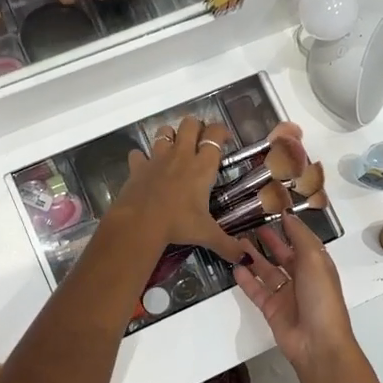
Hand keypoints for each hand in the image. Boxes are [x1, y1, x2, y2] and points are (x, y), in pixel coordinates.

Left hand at [109, 116, 249, 261]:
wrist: (139, 222)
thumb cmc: (178, 224)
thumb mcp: (206, 234)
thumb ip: (227, 245)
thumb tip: (245, 258)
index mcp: (202, 167)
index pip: (215, 136)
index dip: (222, 131)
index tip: (225, 138)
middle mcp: (181, 156)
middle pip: (190, 124)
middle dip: (196, 127)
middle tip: (200, 141)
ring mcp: (157, 158)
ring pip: (164, 132)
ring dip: (170, 135)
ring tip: (174, 148)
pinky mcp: (138, 167)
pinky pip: (138, 154)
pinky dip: (141, 157)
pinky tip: (145, 166)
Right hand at [233, 214, 357, 372]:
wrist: (318, 342)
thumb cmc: (321, 298)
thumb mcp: (315, 260)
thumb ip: (300, 236)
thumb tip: (289, 216)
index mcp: (317, 265)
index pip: (302, 242)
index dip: (289, 228)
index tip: (272, 212)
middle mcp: (303, 278)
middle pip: (283, 256)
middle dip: (269, 242)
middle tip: (251, 227)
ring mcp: (287, 295)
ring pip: (268, 272)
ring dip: (254, 258)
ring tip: (237, 243)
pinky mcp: (272, 310)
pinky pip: (257, 291)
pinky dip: (247, 280)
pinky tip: (236, 267)